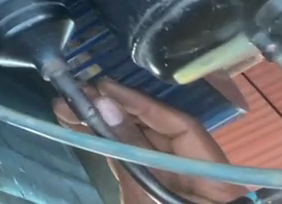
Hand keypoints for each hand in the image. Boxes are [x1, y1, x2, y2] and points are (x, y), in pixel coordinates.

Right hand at [54, 79, 244, 203]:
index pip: (184, 130)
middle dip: (115, 110)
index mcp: (217, 184)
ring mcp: (172, 186)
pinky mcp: (149, 193)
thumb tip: (104, 102)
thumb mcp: (151, 200)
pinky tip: (74, 126)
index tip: (104, 88)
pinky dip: (102, 142)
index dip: (143, 105)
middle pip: (157, 132)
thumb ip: (130, 154)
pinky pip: (128, 159)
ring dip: (100, 122)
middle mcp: (197, 179)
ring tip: (64, 107)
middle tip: (76, 94)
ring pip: (138, 143)